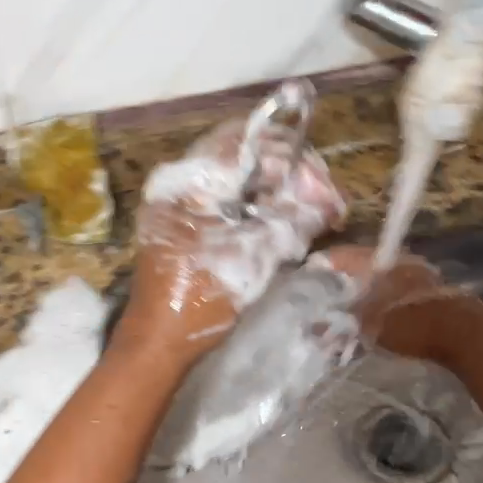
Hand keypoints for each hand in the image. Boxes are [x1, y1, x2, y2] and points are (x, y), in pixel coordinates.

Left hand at [115, 115, 346, 365]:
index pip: (248, 138)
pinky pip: (226, 203)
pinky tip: (281, 228)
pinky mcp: (182, 226)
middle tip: (322, 203)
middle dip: (289, 176)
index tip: (320, 182)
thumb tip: (327, 200)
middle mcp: (179, 182)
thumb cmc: (198, 303)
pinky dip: (256, 210)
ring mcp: (177, 204)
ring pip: (238, 182)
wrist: (155, 344)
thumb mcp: (251, 260)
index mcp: (189, 181)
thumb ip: (290, 221)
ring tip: (309, 216)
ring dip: (276, 195)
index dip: (292, 154)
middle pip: (244, 158)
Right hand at [330, 248, 482, 365]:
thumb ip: (341, 321)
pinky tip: (370, 321)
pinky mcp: (425, 290)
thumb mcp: (368, 325)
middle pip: (359, 267)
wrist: (460, 333)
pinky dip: (378, 304)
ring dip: (361, 297)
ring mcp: (413, 273)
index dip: (321, 268)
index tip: (306, 283)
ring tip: (345, 317)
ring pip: (376, 281)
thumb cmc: (410, 324)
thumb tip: (317, 324)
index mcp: (378, 260)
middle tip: (323, 304)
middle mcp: (395, 259)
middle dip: (340, 285)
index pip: (340, 255)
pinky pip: (391, 293)